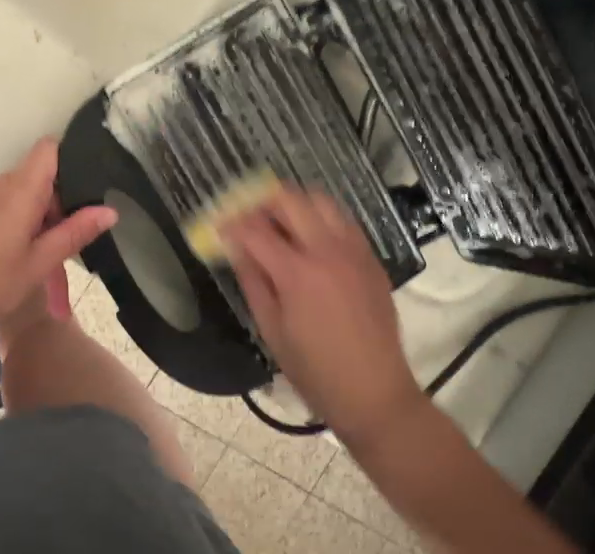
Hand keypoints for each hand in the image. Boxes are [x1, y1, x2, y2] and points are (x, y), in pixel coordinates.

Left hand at [0, 139, 116, 328]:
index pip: (49, 148)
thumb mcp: (39, 263)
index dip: (72, 158)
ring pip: (29, 198)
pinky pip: (12, 209)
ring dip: (45, 223)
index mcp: (22, 189)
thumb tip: (111, 210)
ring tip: (53, 261)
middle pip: (44, 178)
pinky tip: (28, 261)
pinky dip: (26, 228)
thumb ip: (74, 233)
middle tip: (75, 244)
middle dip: (63, 206)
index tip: (92, 188)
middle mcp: (4, 185)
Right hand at [223, 186, 425, 439]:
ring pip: (321, 201)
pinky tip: (311, 241)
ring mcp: (354, 251)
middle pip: (289, 200)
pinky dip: (321, 219)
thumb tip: (234, 247)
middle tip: (248, 217)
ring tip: (280, 223)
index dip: (230, 223)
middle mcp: (327, 252)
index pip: (254, 230)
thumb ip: (252, 281)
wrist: (375, 394)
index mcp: (297, 274)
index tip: (218, 224)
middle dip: (261, 202)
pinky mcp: (371, 259)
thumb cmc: (315, 371)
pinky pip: (343, 221)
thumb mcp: (271, 330)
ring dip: (294, 205)